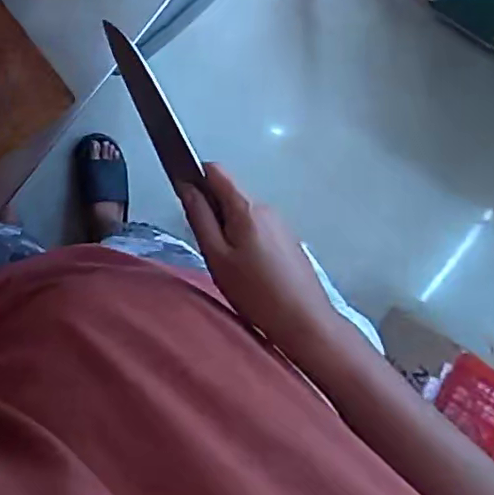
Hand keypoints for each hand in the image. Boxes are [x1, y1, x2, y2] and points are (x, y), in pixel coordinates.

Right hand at [178, 164, 335, 347]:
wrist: (307, 324)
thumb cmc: (256, 293)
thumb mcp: (216, 256)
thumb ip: (199, 217)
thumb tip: (186, 188)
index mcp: (246, 207)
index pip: (215, 170)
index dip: (195, 177)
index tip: (187, 200)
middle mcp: (265, 207)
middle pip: (229, 193)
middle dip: (212, 211)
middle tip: (209, 246)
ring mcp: (280, 223)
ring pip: (242, 212)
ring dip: (229, 228)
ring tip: (229, 264)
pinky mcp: (288, 240)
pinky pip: (257, 227)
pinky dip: (245, 239)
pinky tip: (249, 270)